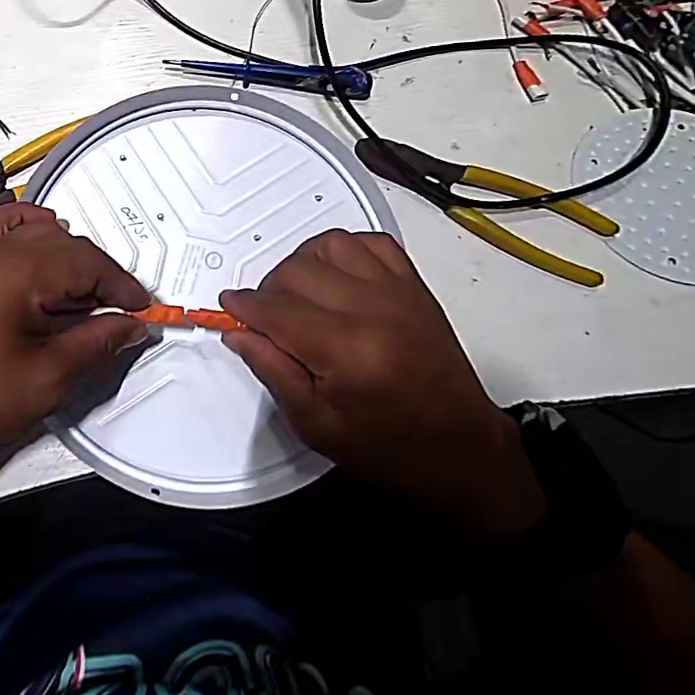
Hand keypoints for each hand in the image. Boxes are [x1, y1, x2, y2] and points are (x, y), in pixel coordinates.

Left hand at [0, 204, 149, 485]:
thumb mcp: (47, 377)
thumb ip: (96, 343)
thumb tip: (127, 327)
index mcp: (17, 271)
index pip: (90, 262)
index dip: (123, 287)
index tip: (141, 310)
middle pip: (68, 245)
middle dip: (103, 276)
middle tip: (122, 312)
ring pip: (38, 233)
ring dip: (71, 256)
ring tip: (88, 293)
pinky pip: (0, 231)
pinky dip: (28, 233)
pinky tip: (41, 255)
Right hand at [220, 231, 544, 538]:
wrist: (462, 453)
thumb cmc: (394, 450)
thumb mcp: (316, 426)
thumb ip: (272, 370)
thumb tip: (240, 333)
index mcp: (348, 352)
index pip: (277, 309)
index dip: (245, 307)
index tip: (232, 307)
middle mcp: (375, 311)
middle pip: (297, 271)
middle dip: (268, 290)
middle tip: (265, 316)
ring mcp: (398, 293)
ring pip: (331, 244)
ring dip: (303, 262)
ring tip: (297, 292)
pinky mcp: (415, 287)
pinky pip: (373, 242)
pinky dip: (346, 248)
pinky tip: (336, 273)